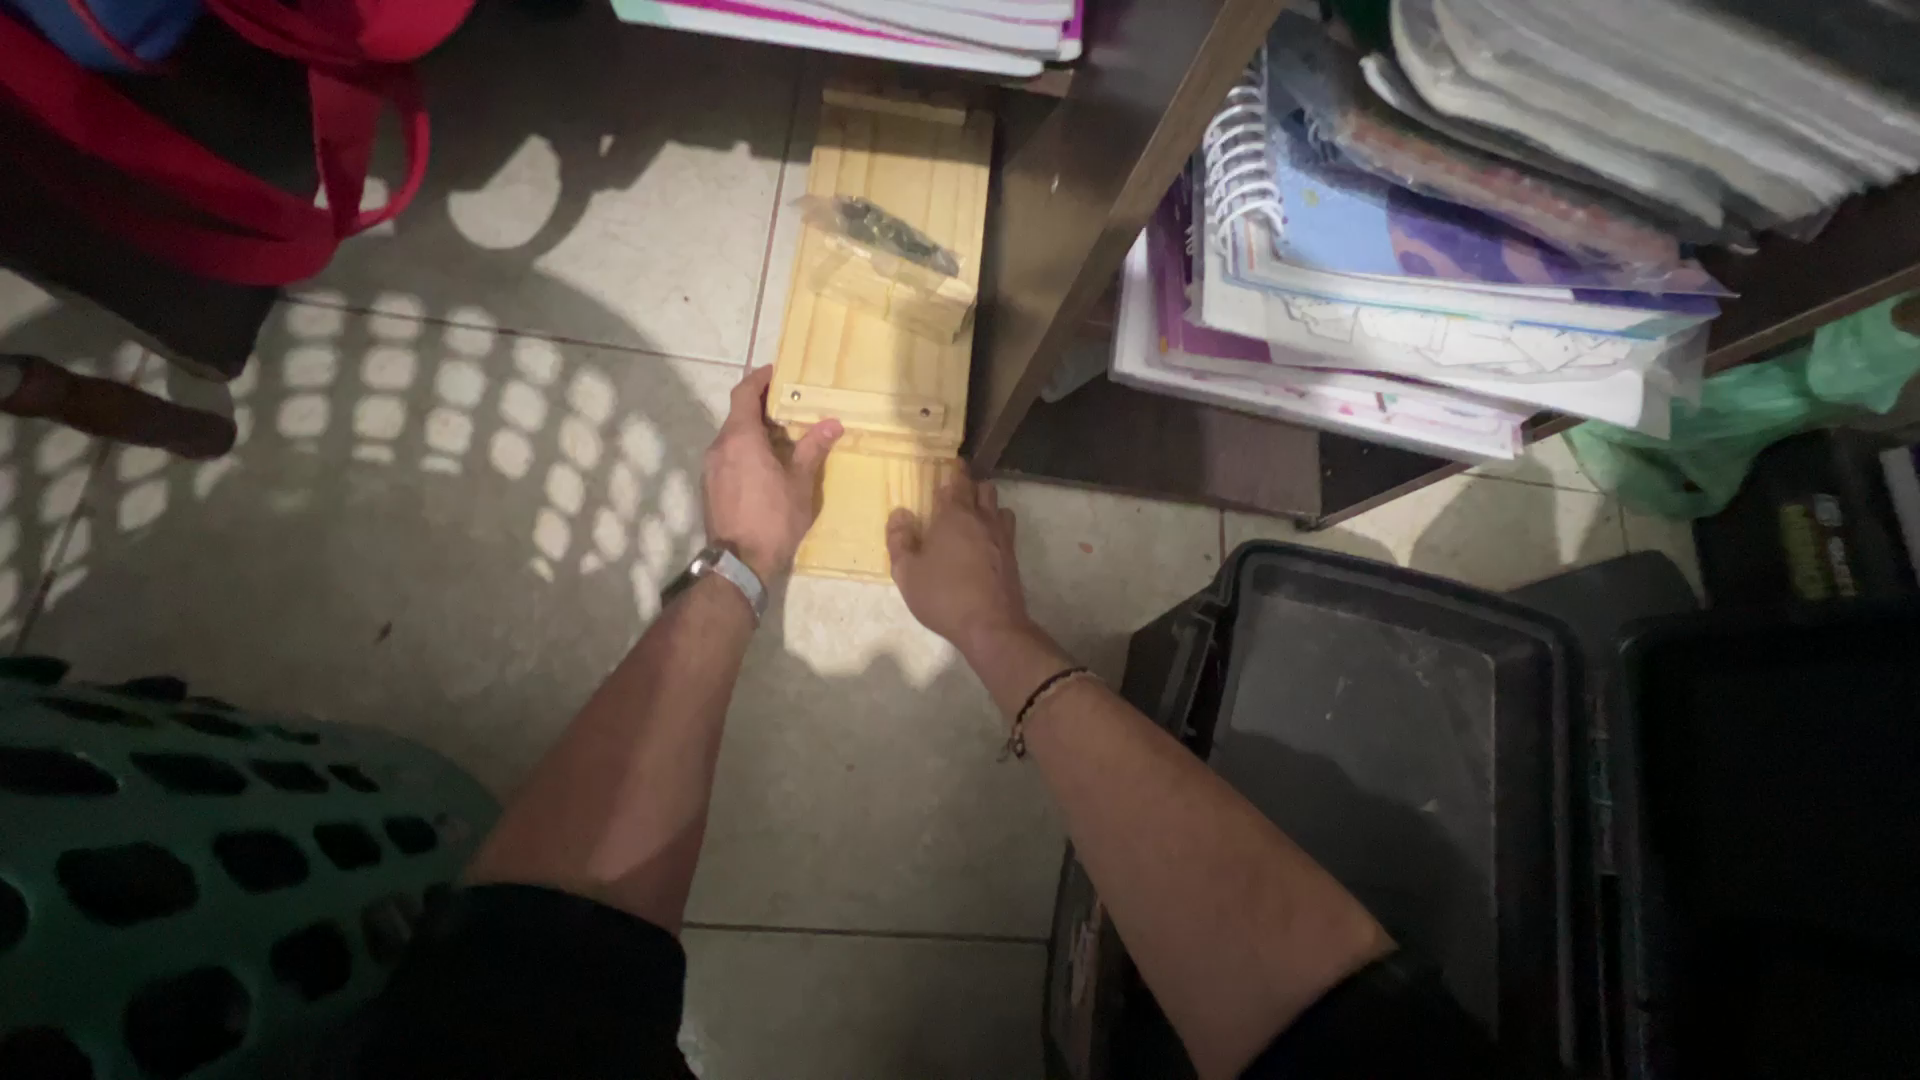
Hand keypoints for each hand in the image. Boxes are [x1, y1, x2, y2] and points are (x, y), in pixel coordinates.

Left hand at [703, 366, 842, 582]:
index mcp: (740, 438)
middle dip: (764, 409)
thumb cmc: (773, 518)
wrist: (739, 563)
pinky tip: (767, 468)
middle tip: (792, 410)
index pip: (744, 393)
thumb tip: (832, 423)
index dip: (760, 379)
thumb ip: (812, 448)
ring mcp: (711, 468)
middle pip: (738, 415)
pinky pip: (729, 458)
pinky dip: (747, 453)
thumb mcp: (800, 482)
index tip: (778, 373)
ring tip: (784, 441)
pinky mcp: (710, 487)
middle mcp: (719, 446)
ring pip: (733, 439)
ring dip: (756, 434)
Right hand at [887, 473, 1035, 654]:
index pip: (958, 481)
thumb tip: (900, 515)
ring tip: (972, 518)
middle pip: (983, 488)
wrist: (991, 625)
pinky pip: (1007, 529)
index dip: (953, 472)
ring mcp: (1003, 537)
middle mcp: (983, 519)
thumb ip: (899, 540)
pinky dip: (996, 527)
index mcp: (955, 515)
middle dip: (970, 486)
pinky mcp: (1013, 557)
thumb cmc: (943, 596)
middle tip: (955, 496)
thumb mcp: (907, 572)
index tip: (948, 467)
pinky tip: (984, 543)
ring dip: (987, 506)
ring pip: (999, 506)